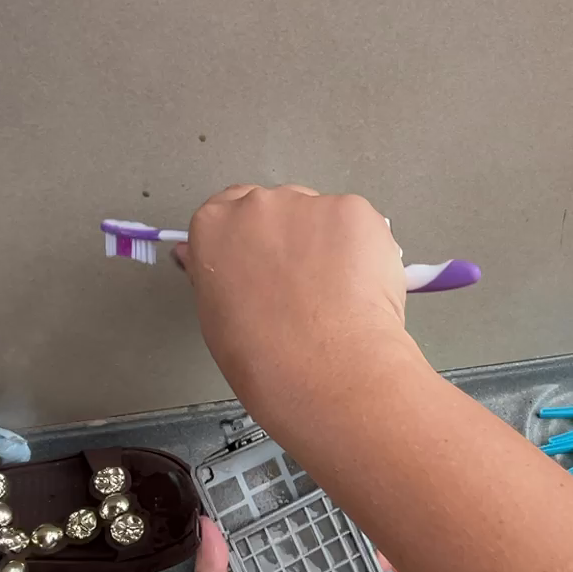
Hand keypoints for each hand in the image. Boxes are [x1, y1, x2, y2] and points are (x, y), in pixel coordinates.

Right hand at [175, 185, 416, 417]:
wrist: (323, 366)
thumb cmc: (268, 356)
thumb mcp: (217, 316)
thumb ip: (213, 274)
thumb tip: (208, 260)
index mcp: (215, 227)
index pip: (228, 209)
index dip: (251, 237)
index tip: (264, 255)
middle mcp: (258, 206)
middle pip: (278, 207)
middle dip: (292, 238)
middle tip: (304, 284)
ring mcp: (309, 205)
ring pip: (323, 217)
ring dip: (330, 244)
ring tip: (335, 294)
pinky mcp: (354, 213)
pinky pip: (360, 225)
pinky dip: (364, 249)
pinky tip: (359, 286)